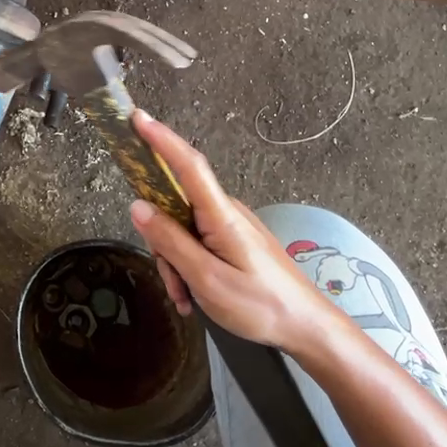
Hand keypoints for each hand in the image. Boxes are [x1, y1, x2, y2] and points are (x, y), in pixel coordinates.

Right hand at [126, 111, 338, 355]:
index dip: (161, 139)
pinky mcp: (235, 240)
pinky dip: (189, 266)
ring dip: (176, 261)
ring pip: (183, 228)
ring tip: (187, 298)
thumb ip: (170, 242)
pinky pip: (198, 242)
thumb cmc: (261, 304)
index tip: (137, 117)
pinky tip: (195, 296)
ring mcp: (231, 225)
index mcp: (220, 214)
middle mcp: (225, 211)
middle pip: (175, 205)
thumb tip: (137, 206)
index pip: (188, 165)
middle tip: (172, 282)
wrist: (309, 328)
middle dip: (161, 240)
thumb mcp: (207, 279)